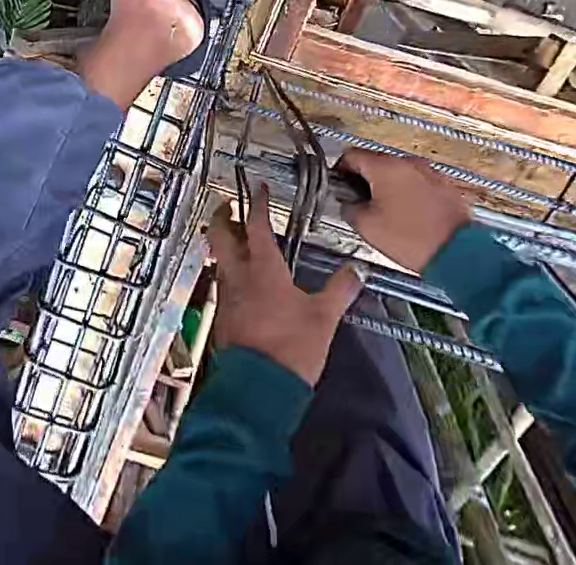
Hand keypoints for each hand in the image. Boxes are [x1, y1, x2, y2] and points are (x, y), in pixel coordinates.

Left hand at [207, 182, 363, 384]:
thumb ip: (339, 290)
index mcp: (262, 267)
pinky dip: (230, 268)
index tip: (259, 190)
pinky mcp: (223, 312)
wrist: (259, 386)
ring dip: (225, 242)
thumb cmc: (291, 347)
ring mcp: (227, 293)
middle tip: (232, 206)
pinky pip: (223, 280)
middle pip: (220, 233)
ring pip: (219, 256)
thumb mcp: (323, 317)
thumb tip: (356, 272)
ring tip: (238, 239)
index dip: (257, 204)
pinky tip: (243, 278)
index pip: (256, 225)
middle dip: (225, 215)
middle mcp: (238, 274)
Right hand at [337, 150, 474, 271]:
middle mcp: (408, 163)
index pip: (351, 155)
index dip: (339, 170)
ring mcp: (429, 172)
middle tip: (360, 201)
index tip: (339, 184)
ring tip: (385, 211)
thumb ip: (348, 207)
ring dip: (387, 186)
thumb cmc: (413, 239)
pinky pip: (418, 182)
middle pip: (375, 162)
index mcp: (385, 167)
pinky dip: (408, 193)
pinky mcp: (445, 186)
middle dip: (364, 179)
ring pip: (397, 172)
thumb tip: (347, 203)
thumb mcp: (366, 226)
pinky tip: (407, 214)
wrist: (459, 254)